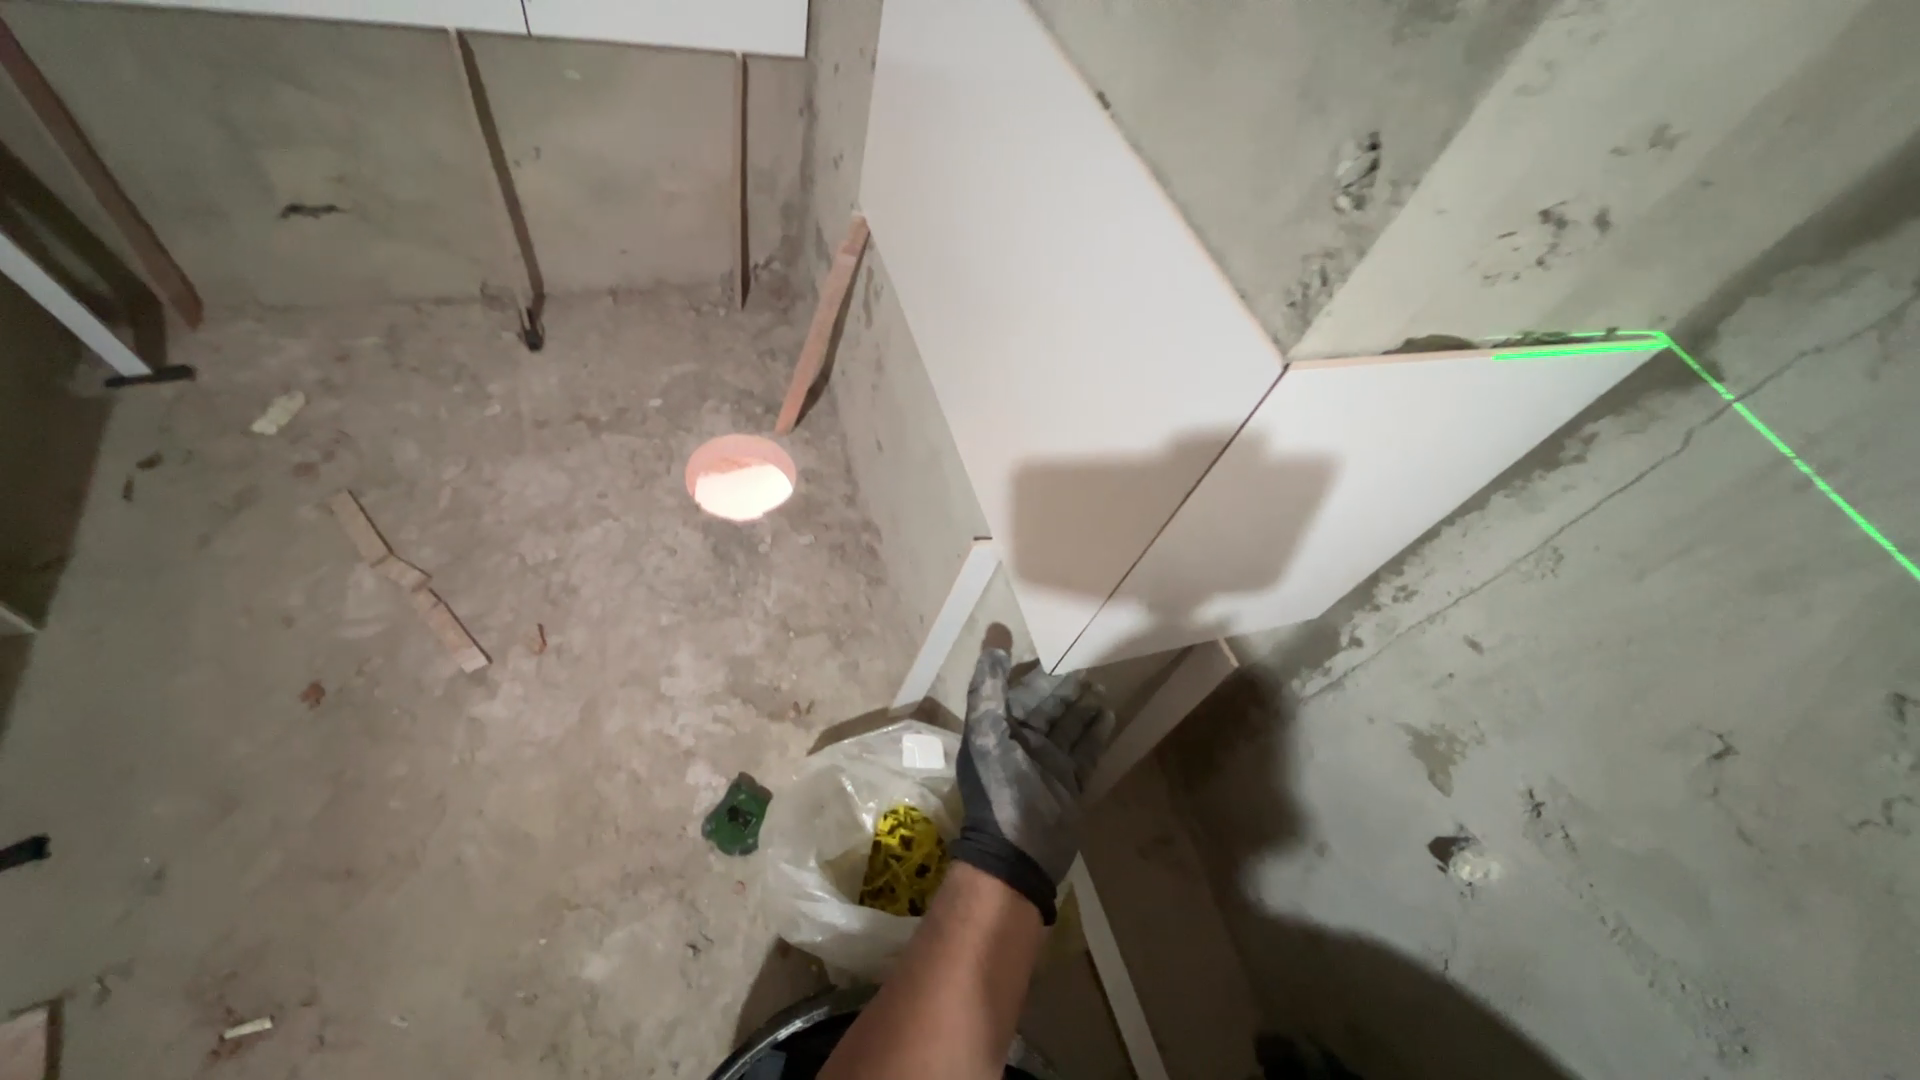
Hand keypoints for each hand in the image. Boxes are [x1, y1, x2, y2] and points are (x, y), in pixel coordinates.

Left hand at [949, 638, 1113, 924]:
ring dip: (1083, 704)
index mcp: (997, 729)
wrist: (1018, 853)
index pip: (1018, 691)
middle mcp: (1022, 743)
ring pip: (1069, 725)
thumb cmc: (999, 789)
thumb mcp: (986, 733)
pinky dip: (1096, 731)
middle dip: (1065, 685)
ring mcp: (1048, 763)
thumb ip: (989, 686)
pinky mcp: (1070, 783)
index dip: (1034, 672)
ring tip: (1102, 684)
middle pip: (1047, 705)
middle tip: (1089, 663)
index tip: (1054, 648)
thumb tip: (994, 636)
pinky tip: (1109, 713)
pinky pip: (1086, 750)